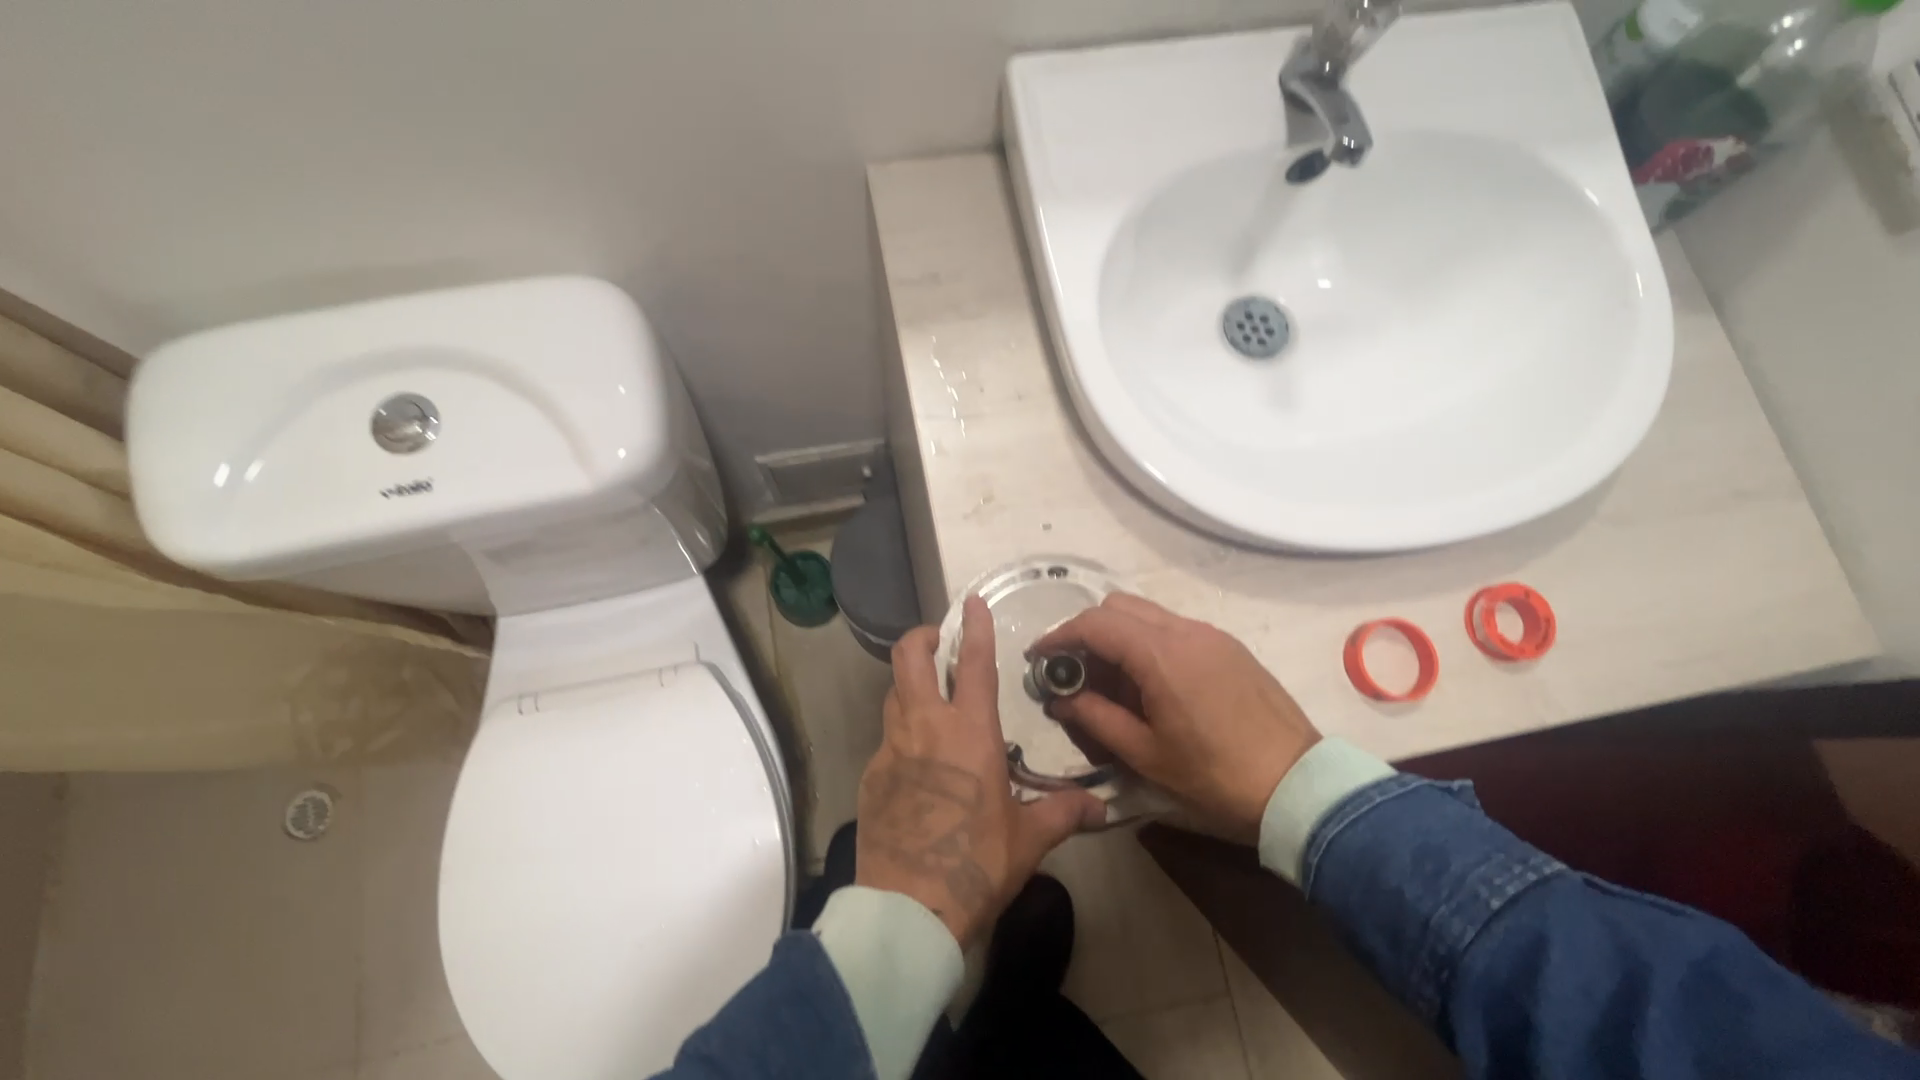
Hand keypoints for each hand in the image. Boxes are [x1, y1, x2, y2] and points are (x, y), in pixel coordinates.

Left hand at [856, 596, 1105, 946]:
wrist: (908, 908)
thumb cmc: (975, 864)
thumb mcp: (1028, 840)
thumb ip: (1063, 814)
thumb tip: (1102, 808)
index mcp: (969, 733)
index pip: (972, 664)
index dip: (973, 629)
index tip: (972, 603)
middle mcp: (924, 728)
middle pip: (908, 660)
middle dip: (920, 638)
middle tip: (936, 640)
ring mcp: (890, 750)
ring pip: (893, 696)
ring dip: (909, 684)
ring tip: (929, 698)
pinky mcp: (871, 777)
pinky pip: (886, 740)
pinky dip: (901, 734)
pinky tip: (917, 762)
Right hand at [1032, 593, 1320, 834]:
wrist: (1296, 784)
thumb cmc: (1214, 775)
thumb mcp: (1145, 754)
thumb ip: (1096, 718)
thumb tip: (1062, 699)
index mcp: (1161, 655)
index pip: (1095, 624)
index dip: (1060, 636)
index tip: (1039, 658)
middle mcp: (1185, 631)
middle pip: (1119, 606)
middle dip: (1088, 631)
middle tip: (1073, 671)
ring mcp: (1212, 635)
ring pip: (1148, 615)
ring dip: (1119, 637)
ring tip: (1110, 682)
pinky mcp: (1230, 647)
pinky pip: (1175, 629)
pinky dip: (1149, 643)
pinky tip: (1149, 684)